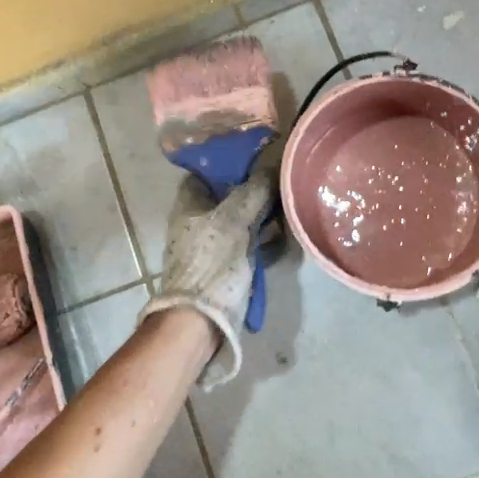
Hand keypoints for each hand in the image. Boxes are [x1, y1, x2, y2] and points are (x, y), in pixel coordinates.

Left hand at [139, 159, 276, 389]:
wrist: (201, 321)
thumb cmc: (211, 264)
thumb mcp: (234, 220)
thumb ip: (254, 191)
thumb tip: (272, 168)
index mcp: (189, 204)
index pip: (205, 171)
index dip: (228, 162)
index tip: (257, 156)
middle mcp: (197, 221)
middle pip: (228, 196)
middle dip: (254, 190)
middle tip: (281, 182)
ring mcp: (212, 246)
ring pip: (241, 221)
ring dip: (263, 216)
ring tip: (289, 208)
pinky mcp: (226, 268)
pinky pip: (249, 246)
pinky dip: (265, 241)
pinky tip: (286, 237)